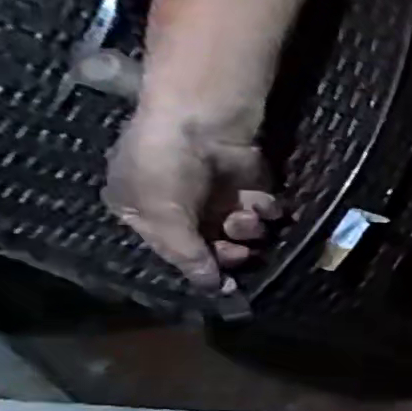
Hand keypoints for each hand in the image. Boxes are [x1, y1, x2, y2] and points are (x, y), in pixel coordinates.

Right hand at [103, 110, 279, 289]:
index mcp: (144, 213)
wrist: (205, 123)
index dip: (203, 268)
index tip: (228, 282)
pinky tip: (261, 202)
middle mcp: (182, 209)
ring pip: (244, 232)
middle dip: (232, 253)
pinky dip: (267, 211)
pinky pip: (265, 213)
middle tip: (242, 251)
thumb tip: (210, 287)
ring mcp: (218, 198)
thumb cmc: (166, 164)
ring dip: (249, 228)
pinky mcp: (250, 189)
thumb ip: (186, 252)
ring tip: (244, 214)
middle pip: (216, 247)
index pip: (177, 252)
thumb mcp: (161, 210)